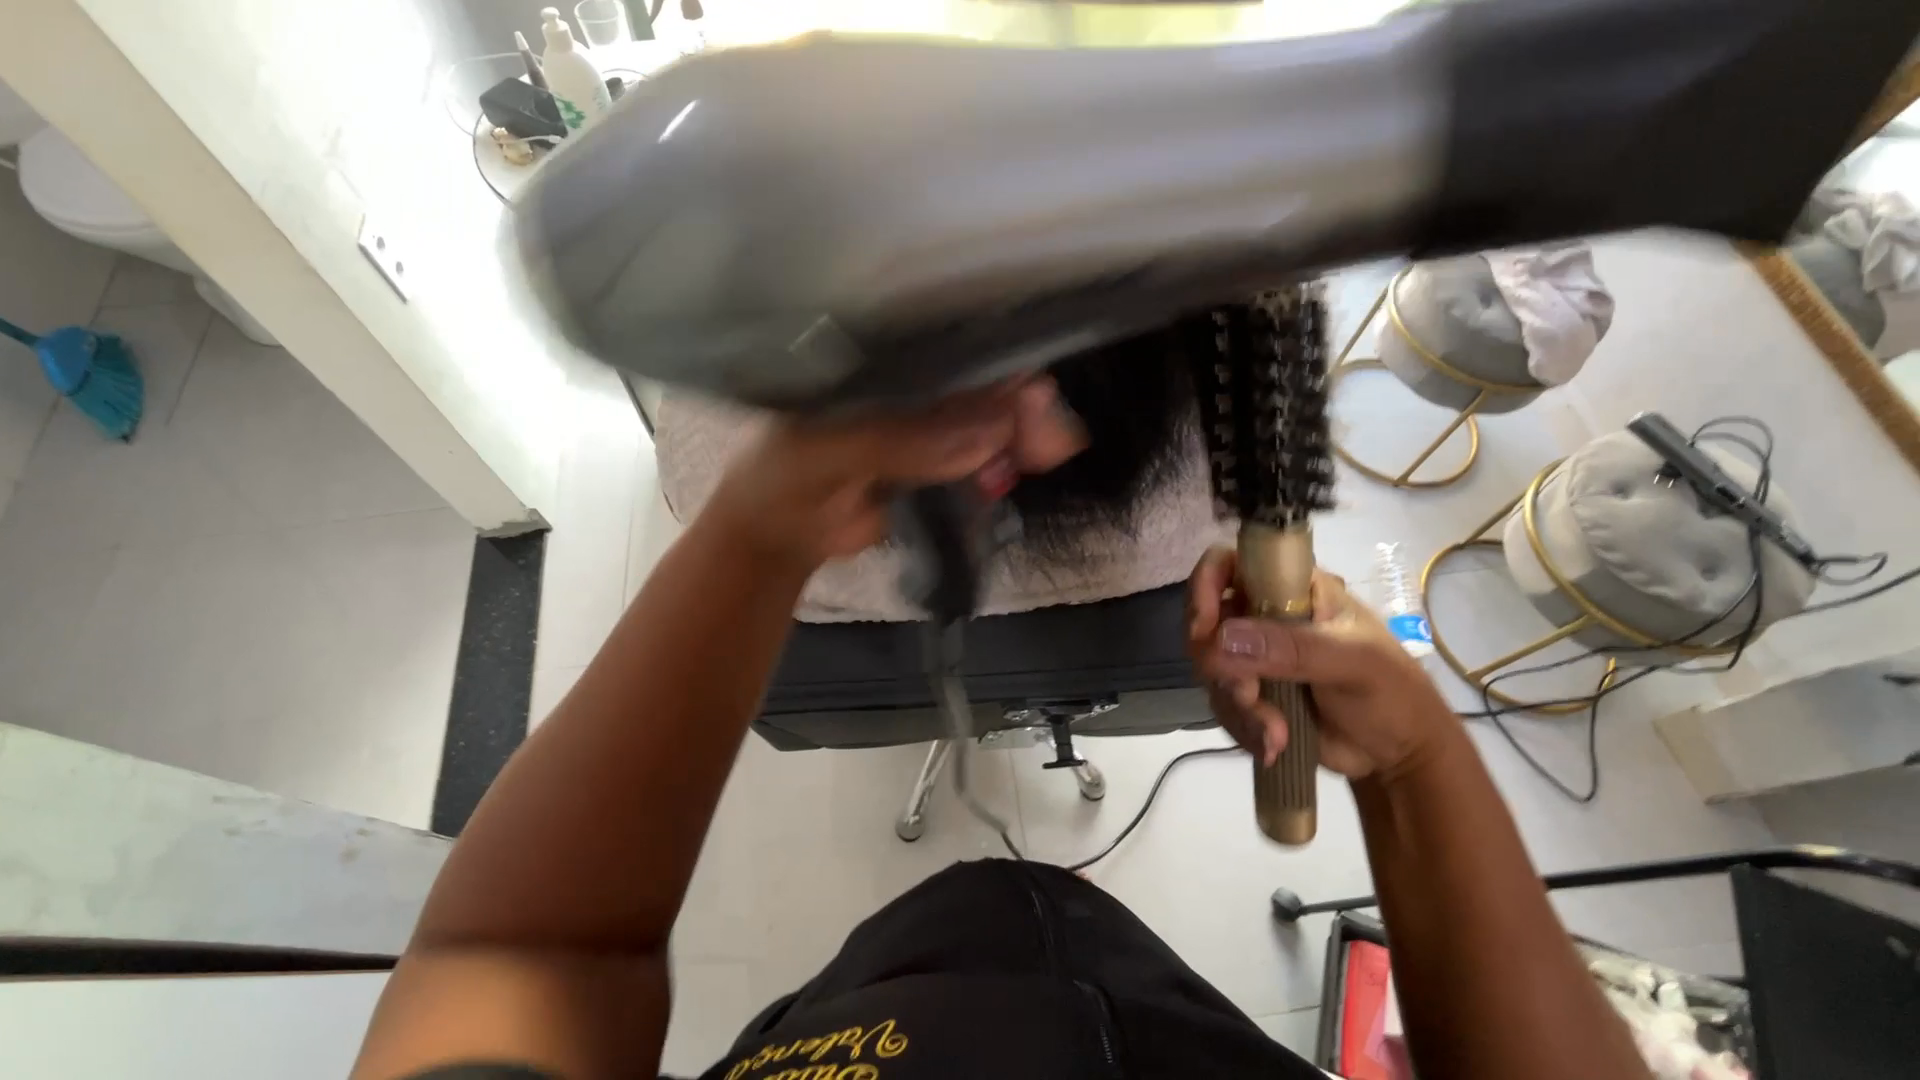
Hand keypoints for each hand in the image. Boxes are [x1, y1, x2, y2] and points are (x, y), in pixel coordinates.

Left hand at [701, 378, 1086, 571]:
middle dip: (1018, 403)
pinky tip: (1024, 468)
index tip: (1029, 386)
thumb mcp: (826, 454)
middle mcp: (901, 382)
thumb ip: (899, 443)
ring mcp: (919, 425)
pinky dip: (1004, 462)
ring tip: (1049, 452)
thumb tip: (990, 434)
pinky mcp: (930, 464)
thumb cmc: (781, 478)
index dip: (987, 361)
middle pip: (974, 382)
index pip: (939, 346)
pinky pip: (977, 457)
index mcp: (870, 361)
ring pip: (984, 420)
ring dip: (1021, 433)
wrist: (774, 536)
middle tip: (1052, 436)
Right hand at [1185, 549, 1457, 780]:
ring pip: (1211, 672)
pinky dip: (1244, 729)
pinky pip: (1222, 706)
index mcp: (1292, 588)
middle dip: (1221, 668)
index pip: (1229, 563)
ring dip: (1239, 707)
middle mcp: (1264, 616)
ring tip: (1278, 734)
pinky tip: (1277, 746)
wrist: (1401, 754)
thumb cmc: (1392, 691)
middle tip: (1251, 696)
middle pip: (1207, 623)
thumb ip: (1292, 648)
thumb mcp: (1353, 661)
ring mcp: (1254, 657)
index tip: (1206, 629)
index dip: (1206, 587)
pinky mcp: (1251, 695)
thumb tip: (1222, 639)